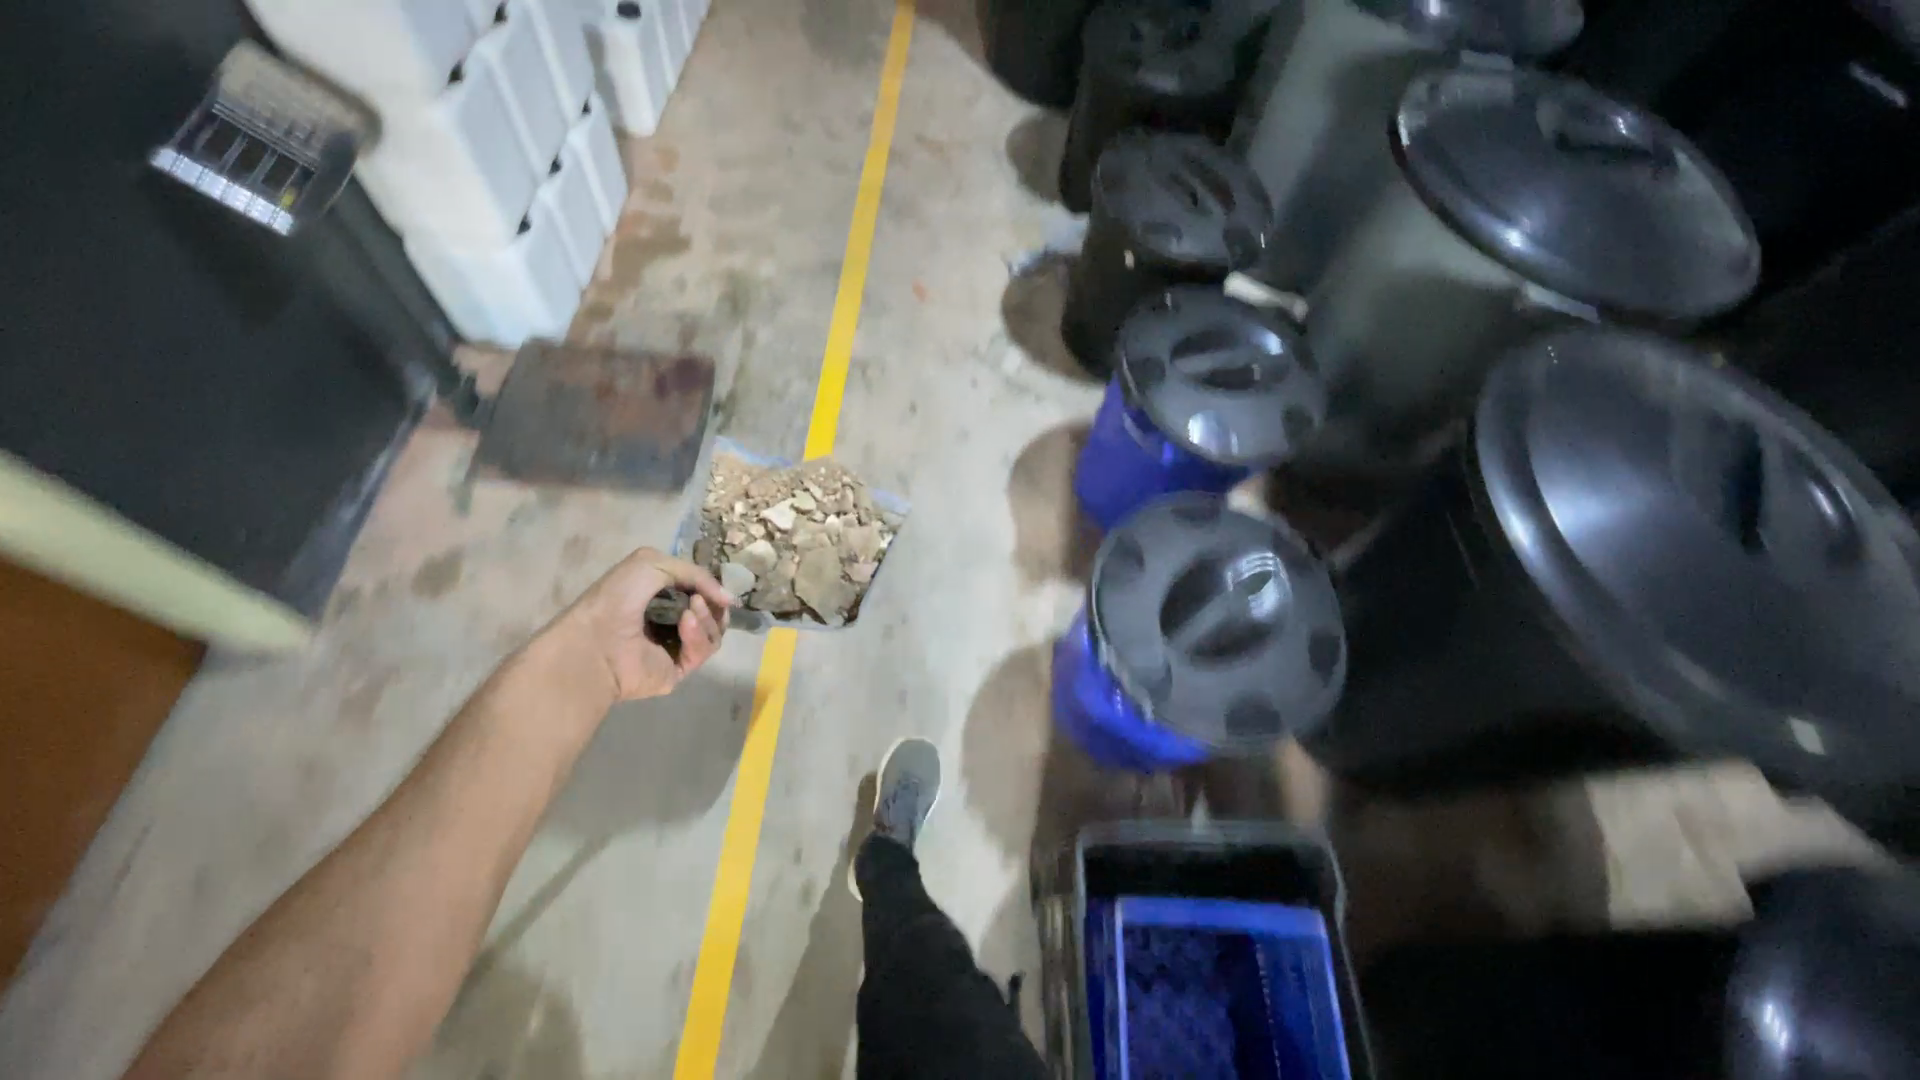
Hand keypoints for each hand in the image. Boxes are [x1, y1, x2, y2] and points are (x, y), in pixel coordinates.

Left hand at [549, 547, 733, 701]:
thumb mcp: (651, 563)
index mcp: (660, 597)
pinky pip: (704, 650)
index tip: (716, 586)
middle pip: (713, 613)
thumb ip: (695, 573)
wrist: (596, 640)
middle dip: (712, 603)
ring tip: (691, 609)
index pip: (700, 592)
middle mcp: (670, 622)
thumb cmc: (616, 598)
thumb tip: (729, 599)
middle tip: (701, 598)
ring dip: (707, 617)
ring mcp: (676, 647)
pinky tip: (685, 623)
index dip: (710, 588)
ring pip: (714, 631)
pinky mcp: (680, 669)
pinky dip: (698, 634)